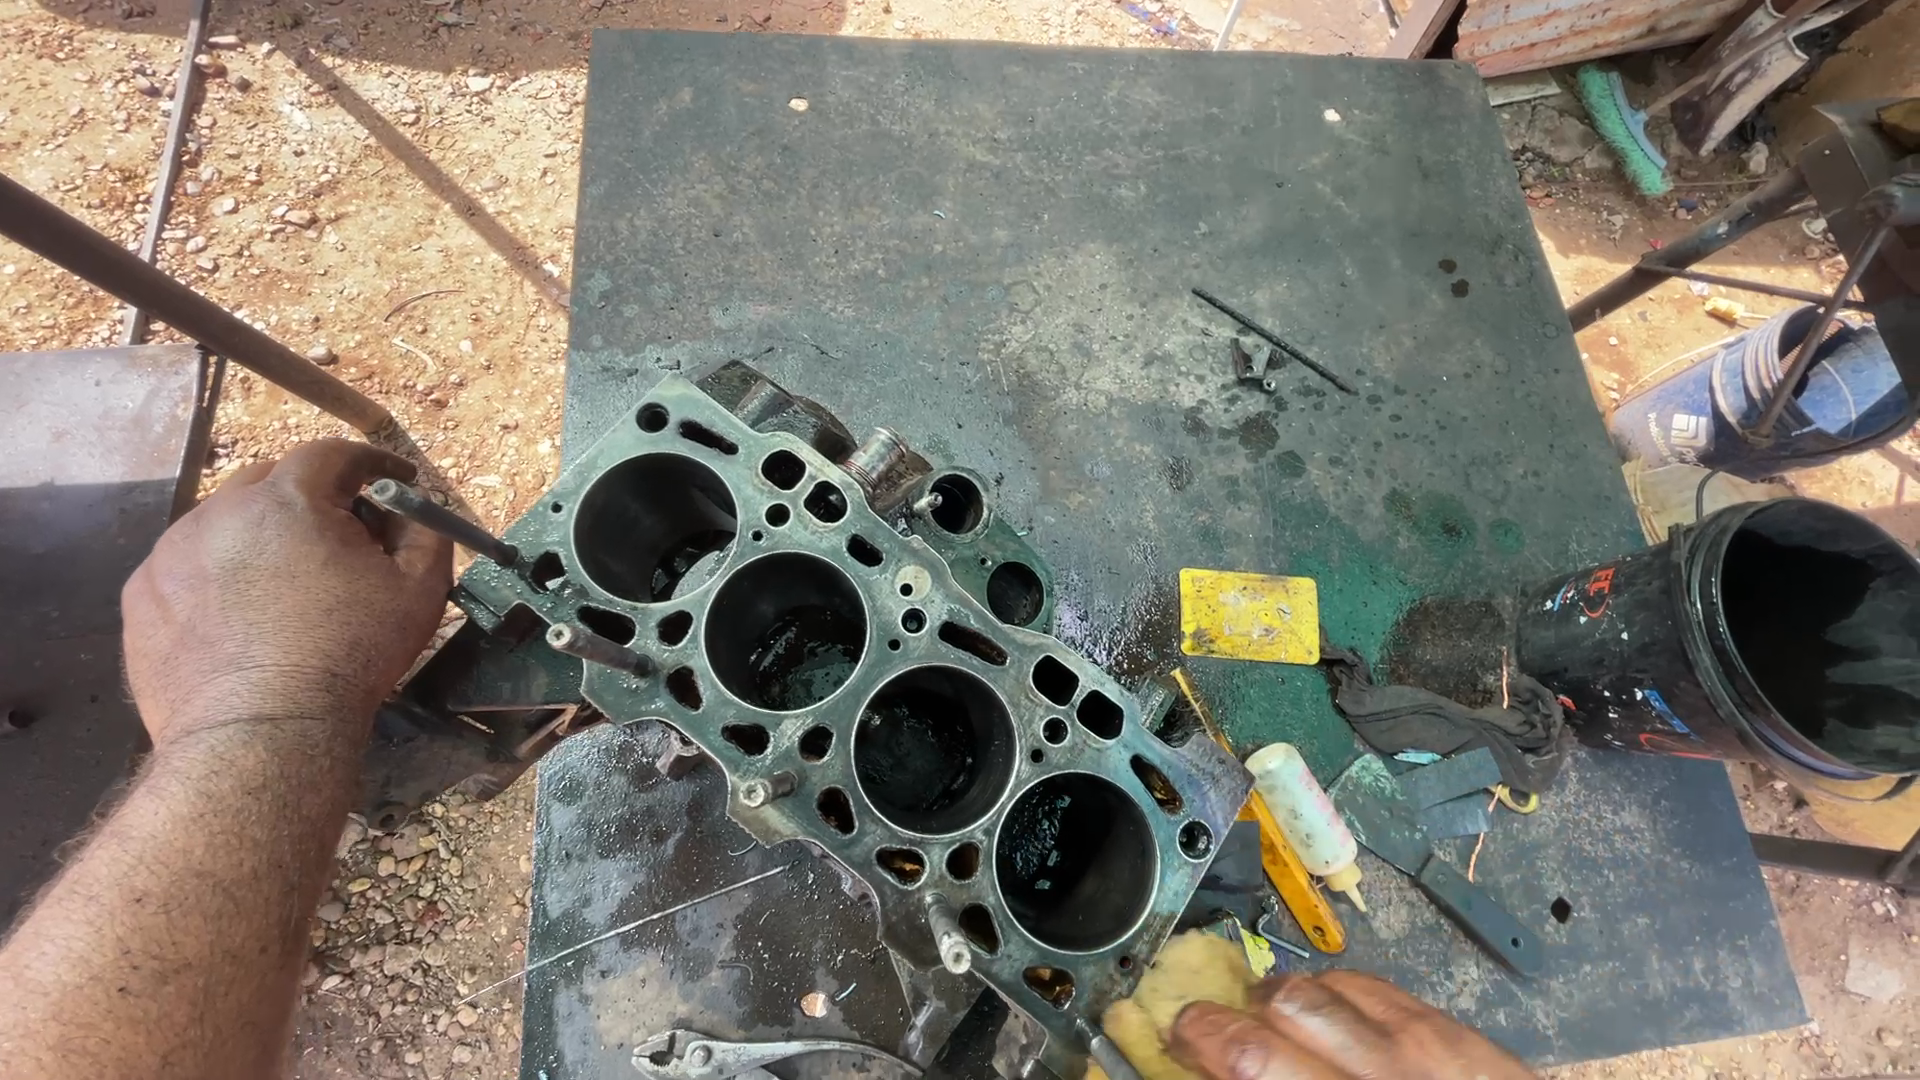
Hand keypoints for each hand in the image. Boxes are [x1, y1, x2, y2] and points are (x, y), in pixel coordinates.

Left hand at [122, 439, 452, 749]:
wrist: (263, 725)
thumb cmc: (355, 648)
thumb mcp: (421, 587)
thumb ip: (426, 532)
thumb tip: (414, 508)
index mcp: (289, 504)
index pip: (331, 453)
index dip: (371, 460)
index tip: (396, 479)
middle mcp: (218, 514)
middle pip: (272, 478)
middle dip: (317, 492)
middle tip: (351, 529)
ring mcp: (170, 555)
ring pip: (227, 519)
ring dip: (269, 530)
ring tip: (299, 575)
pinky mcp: (141, 596)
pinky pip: (193, 561)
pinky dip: (228, 567)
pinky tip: (254, 609)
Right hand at [1169, 971, 1533, 1079]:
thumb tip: (1220, 1071)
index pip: (1250, 1061)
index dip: (1198, 1043)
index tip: (1179, 1046)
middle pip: (1270, 1023)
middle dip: (1216, 1025)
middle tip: (1203, 1037)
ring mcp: (1422, 1051)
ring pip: (1305, 990)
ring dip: (1273, 1008)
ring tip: (1277, 1033)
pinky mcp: (1451, 1029)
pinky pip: (1357, 982)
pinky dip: (1326, 998)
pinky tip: (1334, 1028)